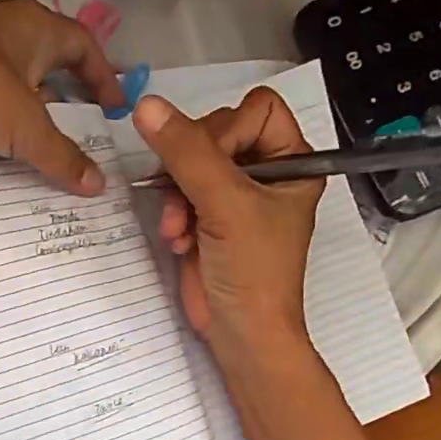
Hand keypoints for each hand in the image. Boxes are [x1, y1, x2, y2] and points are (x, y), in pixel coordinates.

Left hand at [0, 0, 125, 194]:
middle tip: (79, 147)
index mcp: (29, 27)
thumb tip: (99, 186)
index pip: (81, 44)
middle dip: (63, 107)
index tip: (116, 111)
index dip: (103, 75)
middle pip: (42, 70)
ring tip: (40, 165)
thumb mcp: (20, 123)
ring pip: (3, 93)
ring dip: (22, 125)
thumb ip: (60, 156)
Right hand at [132, 87, 324, 352]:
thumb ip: (187, 154)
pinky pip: (178, 192)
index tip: (210, 166)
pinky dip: (173, 214)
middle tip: (187, 200)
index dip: (227, 131)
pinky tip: (178, 239)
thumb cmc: (253, 271)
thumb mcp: (226, 205)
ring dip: (177, 196)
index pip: (256, 111)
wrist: (241, 332)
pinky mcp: (207, 218)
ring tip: (179, 228)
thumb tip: (147, 107)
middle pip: (216, 133)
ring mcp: (233, 195)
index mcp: (293, 161)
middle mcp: (264, 172)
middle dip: (192, 170)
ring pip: (190, 163)